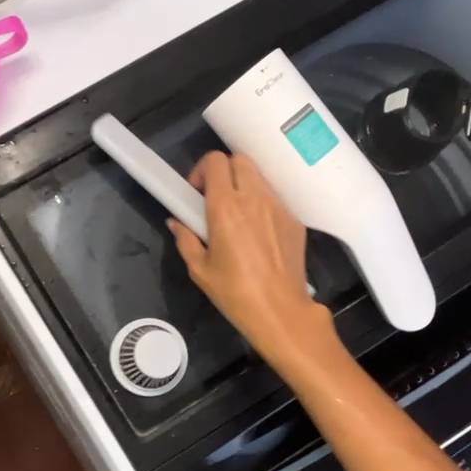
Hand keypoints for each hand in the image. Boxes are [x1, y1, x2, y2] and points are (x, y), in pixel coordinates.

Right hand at [169, 152, 338, 370]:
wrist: (280, 310)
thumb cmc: (235, 293)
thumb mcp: (200, 270)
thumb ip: (186, 239)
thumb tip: (176, 222)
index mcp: (225, 207)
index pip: (215, 161)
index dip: (202, 170)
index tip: (197, 192)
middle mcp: (254, 198)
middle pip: (239, 160)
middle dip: (224, 171)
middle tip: (215, 197)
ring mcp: (278, 206)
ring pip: (259, 177)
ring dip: (243, 185)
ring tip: (236, 214)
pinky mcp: (294, 219)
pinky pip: (274, 198)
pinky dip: (261, 204)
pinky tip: (257, 231)